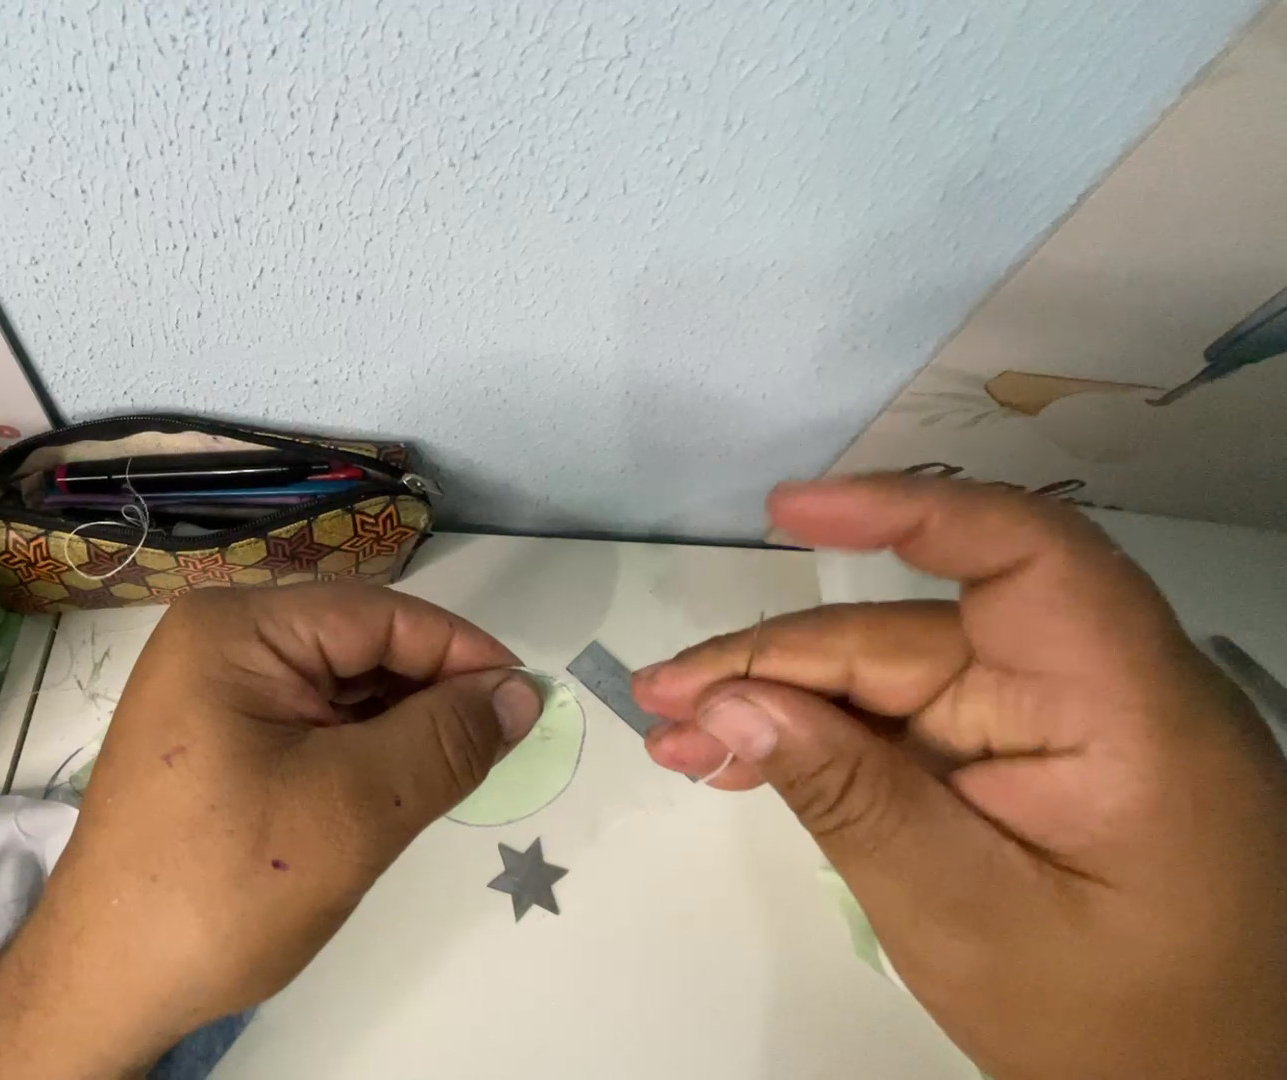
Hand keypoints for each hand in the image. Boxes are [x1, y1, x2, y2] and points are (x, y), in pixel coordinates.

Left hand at [0, 584, 539, 1079]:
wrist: (106, 984)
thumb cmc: (222, 889)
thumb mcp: (352, 810)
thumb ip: (444, 741)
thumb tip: (519, 693)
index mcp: (235, 628)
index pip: (375, 615)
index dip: (458, 651)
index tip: (525, 698)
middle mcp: (218, 640)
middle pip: (355, 644)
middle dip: (428, 691)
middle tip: (497, 742)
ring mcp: (213, 685)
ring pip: (336, 683)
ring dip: (398, 722)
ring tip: (451, 768)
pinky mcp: (217, 730)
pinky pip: (308, 716)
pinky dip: (360, 744)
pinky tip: (393, 778)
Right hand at [635, 475, 1286, 1078]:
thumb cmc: (1112, 1026)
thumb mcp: (963, 915)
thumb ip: (845, 796)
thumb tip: (725, 704)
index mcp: (1120, 713)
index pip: (1026, 558)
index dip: (903, 513)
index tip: (785, 512)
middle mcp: (1069, 691)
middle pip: (887, 636)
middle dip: (762, 666)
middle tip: (662, 704)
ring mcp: (1019, 720)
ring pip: (858, 676)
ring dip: (757, 702)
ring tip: (673, 736)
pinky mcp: (978, 748)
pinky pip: (866, 719)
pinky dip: (790, 734)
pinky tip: (724, 756)